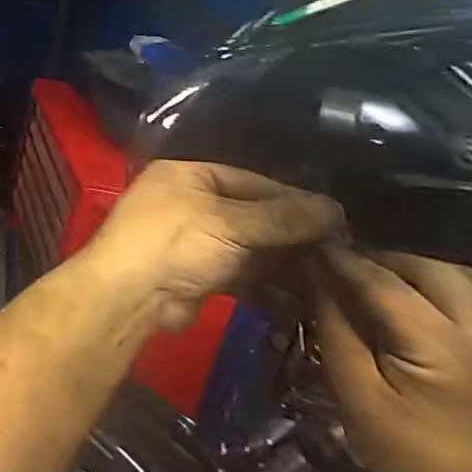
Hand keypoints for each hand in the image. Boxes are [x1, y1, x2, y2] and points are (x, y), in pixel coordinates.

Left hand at [81, 159, 342, 330]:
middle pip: (253, 214)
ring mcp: (193, 239)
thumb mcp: (230, 223)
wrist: (131, 295)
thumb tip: (336, 209)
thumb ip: (282, 217)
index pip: (252, 181)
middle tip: (340, 251)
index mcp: (189, 174)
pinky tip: (301, 296)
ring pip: (249, 247)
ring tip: (329, 276)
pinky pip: (241, 273)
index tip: (337, 217)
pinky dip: (267, 284)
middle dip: (292, 233)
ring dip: (284, 261)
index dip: (293, 199)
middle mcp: (190, 202)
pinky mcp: (199, 274)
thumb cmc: (176, 242)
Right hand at [312, 248, 471, 471]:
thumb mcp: (360, 405)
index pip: (381, 281)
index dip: (342, 260)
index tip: (314, 250)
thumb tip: (317, 276)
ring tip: (405, 285)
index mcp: (446, 349)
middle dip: (386, 262)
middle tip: (354, 270)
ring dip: (436, 273)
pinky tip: (464, 310)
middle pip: (432, 270)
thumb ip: (336, 331)